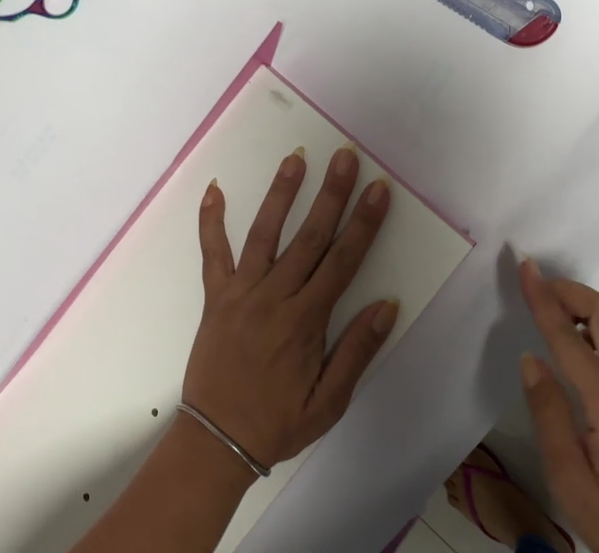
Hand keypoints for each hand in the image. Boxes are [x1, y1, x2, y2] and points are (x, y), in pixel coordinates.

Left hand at [182, 147, 398, 470]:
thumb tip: (387, 304)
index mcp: (305, 321)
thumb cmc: (279, 423)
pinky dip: (211, 221)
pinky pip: (213, 253)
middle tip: (345, 156)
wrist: (216, 442)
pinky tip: (214, 188)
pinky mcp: (215, 297)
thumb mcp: (329, 401)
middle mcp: (273, 298)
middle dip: (331, 194)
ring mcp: (240, 293)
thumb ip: (357, 351)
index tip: (378, 189)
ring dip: (281, 194)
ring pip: (264, 234)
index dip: (363, 223)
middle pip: (309, 237)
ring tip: (296, 158)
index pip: (343, 260)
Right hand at [519, 260, 598, 552]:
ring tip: (552, 305)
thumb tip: (532, 360)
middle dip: (572, 291)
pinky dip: (598, 323)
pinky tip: (575, 339)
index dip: (545, 300)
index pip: (570, 337)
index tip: (525, 267)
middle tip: (537, 285)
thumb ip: (549, 414)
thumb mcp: (569, 478)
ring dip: (587, 304)